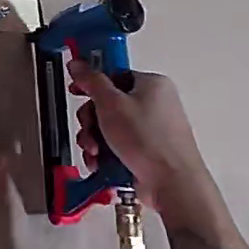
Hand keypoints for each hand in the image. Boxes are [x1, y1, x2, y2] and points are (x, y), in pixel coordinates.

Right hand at [68, 61, 225, 229]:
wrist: (172, 184)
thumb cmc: (149, 140)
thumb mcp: (110, 103)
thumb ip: (91, 81)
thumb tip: (78, 65)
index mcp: (152, 84)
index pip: (113, 75)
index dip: (91, 83)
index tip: (76, 90)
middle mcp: (155, 104)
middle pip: (107, 103)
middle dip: (91, 120)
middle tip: (89, 128)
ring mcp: (152, 129)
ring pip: (109, 126)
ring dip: (94, 139)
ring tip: (95, 151)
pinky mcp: (148, 150)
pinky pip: (118, 144)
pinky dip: (105, 152)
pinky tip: (101, 162)